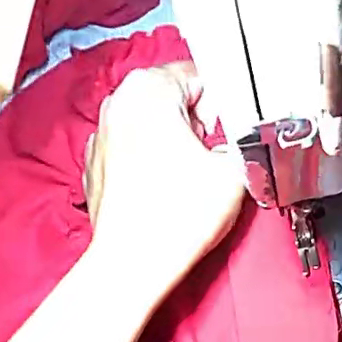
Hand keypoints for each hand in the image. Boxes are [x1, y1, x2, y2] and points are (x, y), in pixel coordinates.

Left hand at [81, 62, 248, 295]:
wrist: (133, 266)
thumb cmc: (172, 220)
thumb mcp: (235, 170)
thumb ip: (244, 140)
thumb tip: (242, 141)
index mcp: (146, 89)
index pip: (202, 75)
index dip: (225, 106)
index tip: (232, 132)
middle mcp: (117, 106)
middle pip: (175, 102)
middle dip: (199, 128)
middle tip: (212, 162)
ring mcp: (102, 138)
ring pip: (154, 130)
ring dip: (176, 150)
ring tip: (189, 183)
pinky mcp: (98, 169)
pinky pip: (136, 157)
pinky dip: (153, 169)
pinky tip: (168, 194)